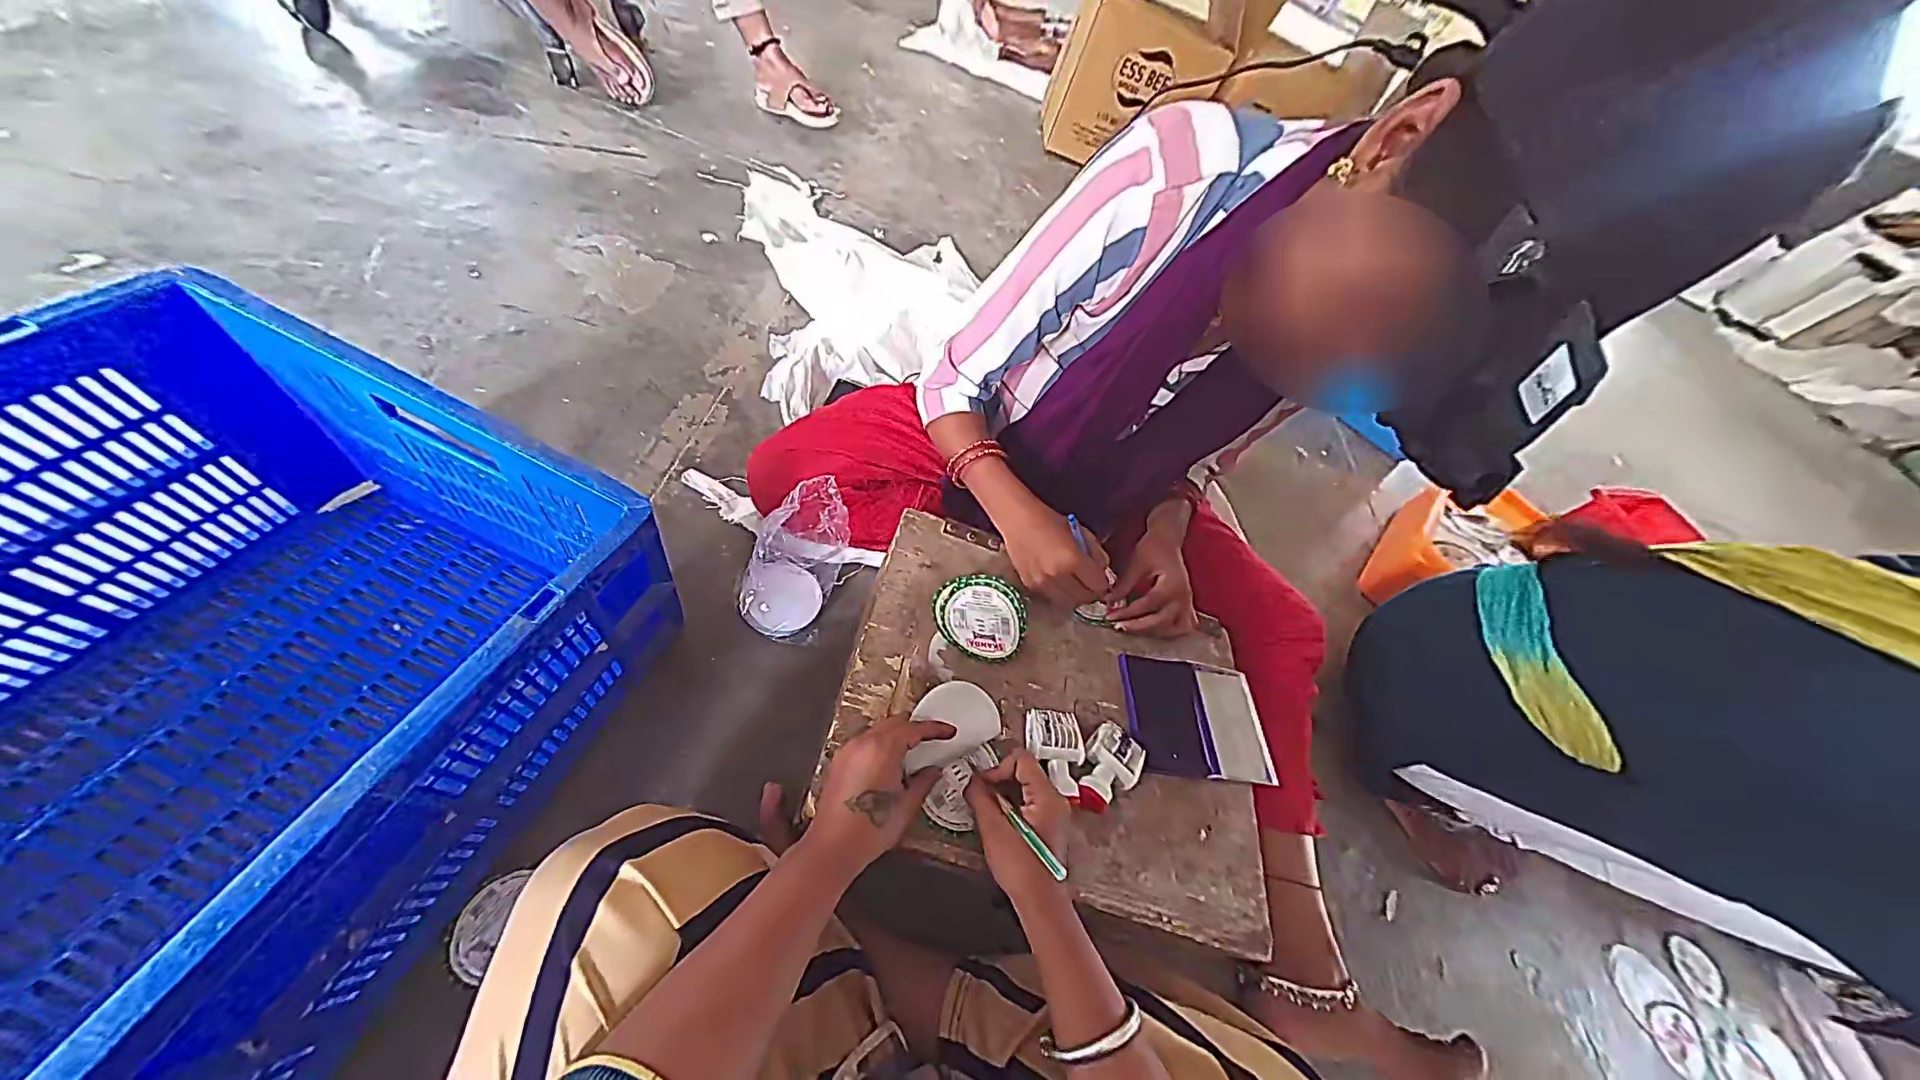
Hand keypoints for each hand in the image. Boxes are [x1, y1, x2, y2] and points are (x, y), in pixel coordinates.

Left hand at [809, 716, 955, 876]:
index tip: (946, 731)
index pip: (914, 728)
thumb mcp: (907, 806)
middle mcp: (863, 744)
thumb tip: (932, 772)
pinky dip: (879, 744)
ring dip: (896, 734)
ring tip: (911, 752)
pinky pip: (864, 742)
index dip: (934, 728)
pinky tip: (888, 763)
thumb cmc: (867, 830)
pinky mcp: (839, 763)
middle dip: (914, 727)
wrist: (833, 848)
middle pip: (894, 722)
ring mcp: (848, 752)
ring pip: (878, 730)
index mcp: (883, 749)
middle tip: (931, 738)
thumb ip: (924, 782)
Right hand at [965, 749, 1072, 904]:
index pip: (1022, 759)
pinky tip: (1000, 821)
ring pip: (1026, 786)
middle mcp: (1055, 801)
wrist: (1039, 900)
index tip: (983, 783)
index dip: (998, 767)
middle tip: (982, 794)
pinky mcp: (1049, 824)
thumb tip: (972, 781)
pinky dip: (1012, 804)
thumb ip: (981, 798)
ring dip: (1004, 793)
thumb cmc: (1022, 870)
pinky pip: (1029, 801)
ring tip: (989, 809)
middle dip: (1000, 779)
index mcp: (1046, 797)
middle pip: (1025, 770)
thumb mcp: (993, 829)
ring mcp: (1054, 813)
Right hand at [998, 496, 1109, 606]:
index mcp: (1073, 560)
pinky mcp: (1031, 586)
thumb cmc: (1051, 522)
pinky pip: (1052, 598)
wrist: (1018, 521)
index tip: (1102, 579)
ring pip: (1068, 603)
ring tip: (1075, 585)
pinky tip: (1058, 581)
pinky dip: (1059, 594)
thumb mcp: (1081, 532)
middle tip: (1090, 584)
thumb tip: (1104, 572)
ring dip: (1075, 596)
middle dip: (1091, 592)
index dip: (1103, 584)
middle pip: (1084, 598)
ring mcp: (1042, 583)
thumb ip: (1097, 554)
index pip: (1097, 585)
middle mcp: (1057, 575)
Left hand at [1104, 522, 1197, 636]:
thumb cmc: (1151, 549)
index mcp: (1172, 584)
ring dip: (1152, 632)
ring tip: (1131, 628)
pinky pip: (1181, 626)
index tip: (1110, 615)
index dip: (1128, 612)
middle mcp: (1183, 597)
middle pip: (1162, 621)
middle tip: (1117, 625)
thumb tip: (1108, 602)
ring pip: (1173, 628)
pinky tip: (1151, 632)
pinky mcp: (1186, 605)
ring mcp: (1187, 603)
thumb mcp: (1135, 564)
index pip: (1149, 604)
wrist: (1167, 541)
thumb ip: (1123, 585)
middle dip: (1138, 626)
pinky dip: (1168, 631)